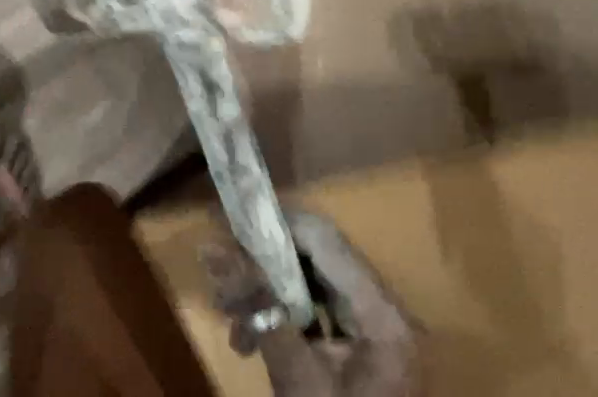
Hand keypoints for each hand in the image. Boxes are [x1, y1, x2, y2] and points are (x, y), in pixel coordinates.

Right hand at [201, 212, 420, 396]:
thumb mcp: (294, 374)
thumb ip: (255, 304)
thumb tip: (209, 243)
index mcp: (383, 314)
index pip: (321, 236)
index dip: (271, 224)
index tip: (222, 230)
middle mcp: (387, 311)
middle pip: (314, 257)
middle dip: (261, 266)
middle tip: (221, 292)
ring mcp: (379, 330)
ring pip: (310, 282)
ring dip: (265, 293)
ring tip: (233, 328)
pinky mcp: (367, 348)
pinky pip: (318, 309)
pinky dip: (281, 315)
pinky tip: (252, 340)